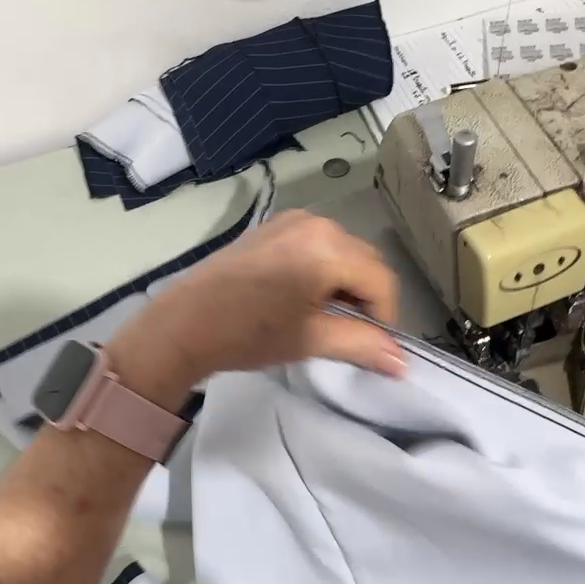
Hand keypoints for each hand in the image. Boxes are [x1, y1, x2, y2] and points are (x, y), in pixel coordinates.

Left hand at [109, 212, 402, 400]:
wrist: (182, 325)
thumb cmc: (246, 334)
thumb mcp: (309, 340)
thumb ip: (362, 344)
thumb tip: (402, 362)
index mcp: (327, 247)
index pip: (382, 280)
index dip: (385, 317)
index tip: (372, 346)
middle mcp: (315, 223)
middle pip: (365, 261)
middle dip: (366, 298)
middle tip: (348, 334)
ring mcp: (290, 220)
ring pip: (342, 252)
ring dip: (344, 284)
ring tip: (322, 318)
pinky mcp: (271, 227)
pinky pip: (316, 245)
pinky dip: (322, 270)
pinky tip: (301, 298)